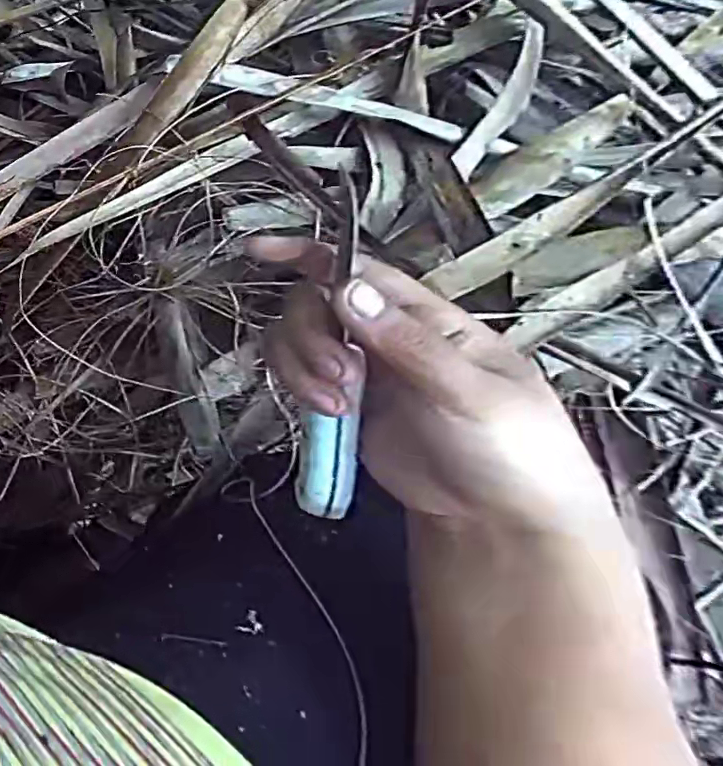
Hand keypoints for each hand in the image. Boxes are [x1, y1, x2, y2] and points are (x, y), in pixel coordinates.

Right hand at [249, 236, 615, 535]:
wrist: (499, 520)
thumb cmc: (513, 453)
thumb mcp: (472, 395)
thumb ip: (409, 343)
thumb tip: (347, 288)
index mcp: (426, 320)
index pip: (359, 270)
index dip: (306, 253)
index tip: (257, 249)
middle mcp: (383, 334)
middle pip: (312, 304)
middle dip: (310, 336)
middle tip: (339, 375)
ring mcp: (356, 365)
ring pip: (292, 337)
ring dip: (300, 366)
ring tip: (336, 404)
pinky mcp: (334, 394)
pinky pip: (290, 370)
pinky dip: (294, 385)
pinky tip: (327, 411)